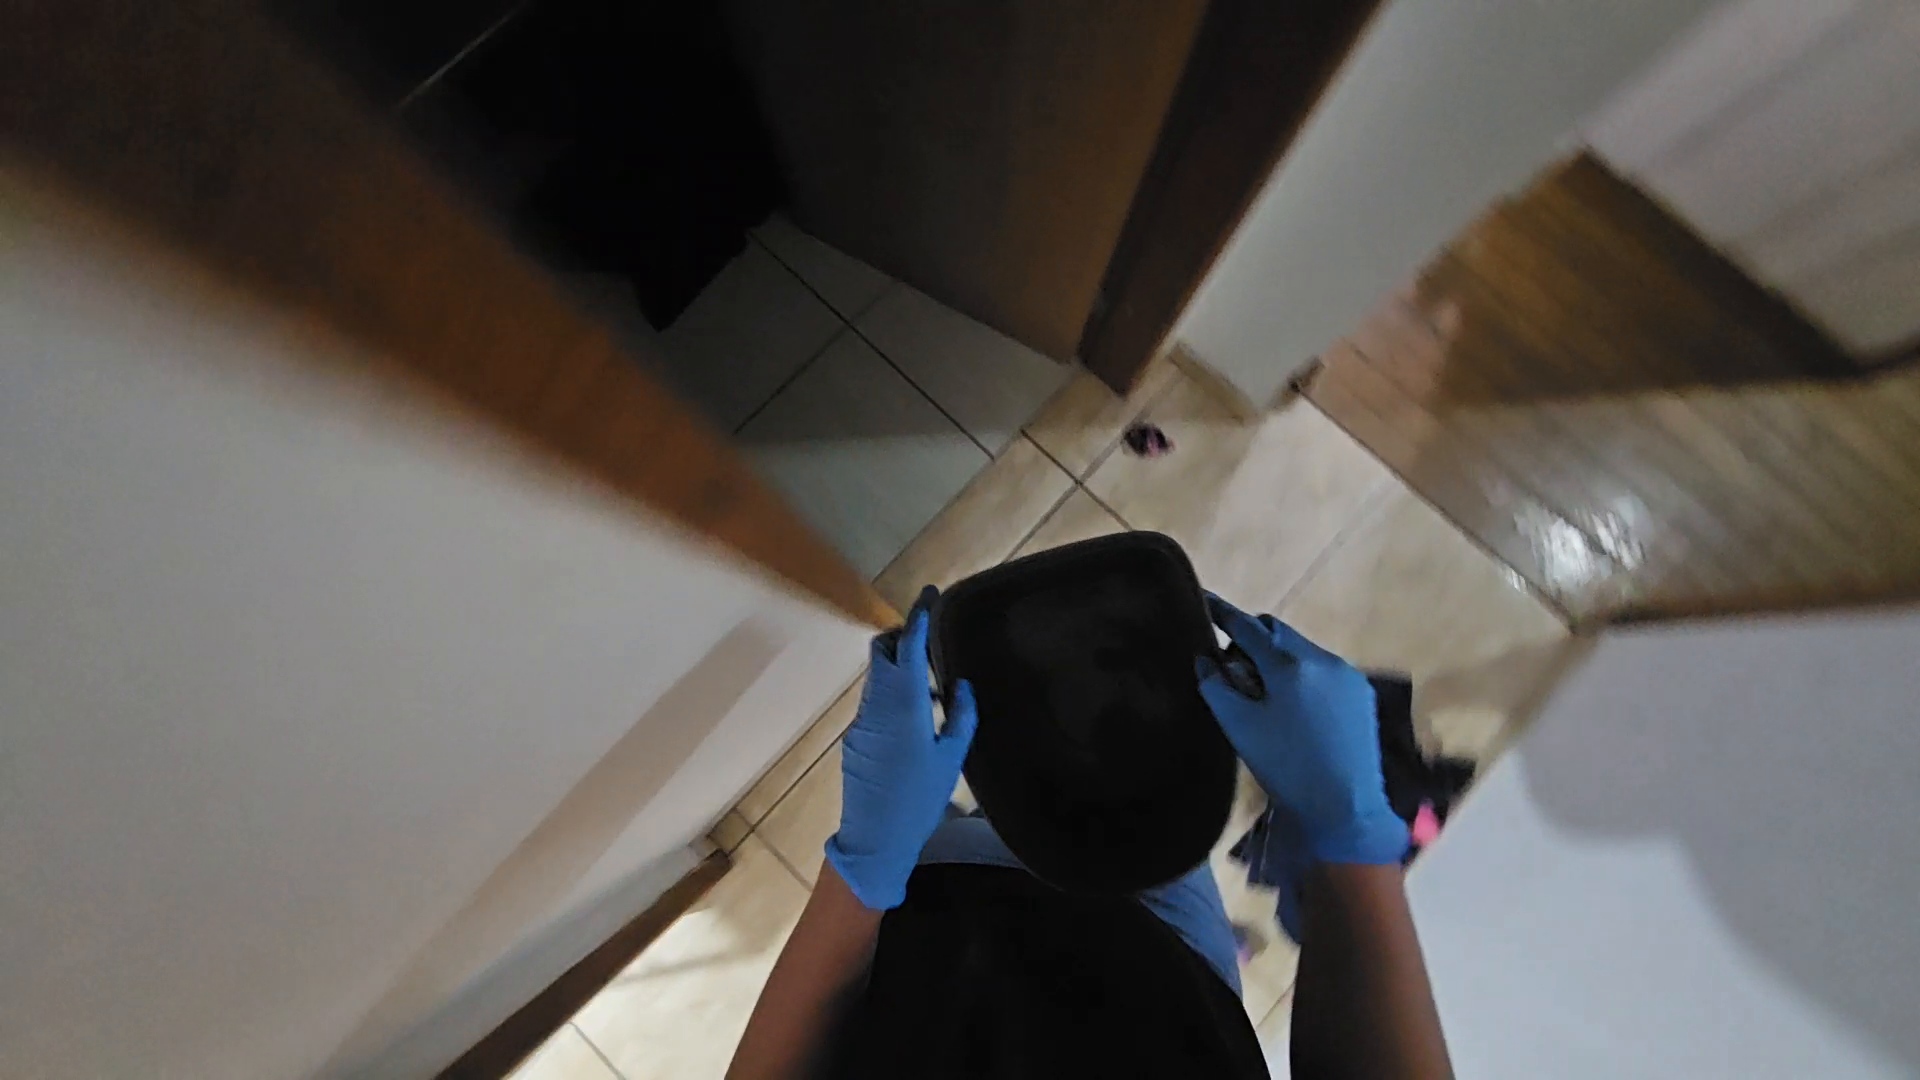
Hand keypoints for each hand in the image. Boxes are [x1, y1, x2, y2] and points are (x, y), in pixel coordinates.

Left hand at [825, 587, 978, 909]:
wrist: (874, 837)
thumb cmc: (920, 797)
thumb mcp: (951, 757)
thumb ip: (960, 716)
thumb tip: (961, 685)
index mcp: (905, 703)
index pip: (908, 644)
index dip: (918, 615)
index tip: (930, 595)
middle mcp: (877, 702)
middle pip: (881, 651)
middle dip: (900, 636)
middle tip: (926, 640)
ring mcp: (861, 719)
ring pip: (876, 676)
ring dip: (897, 667)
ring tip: (927, 686)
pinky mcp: (854, 736)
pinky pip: (873, 700)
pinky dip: (890, 693)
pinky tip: (912, 718)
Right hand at [1195, 595, 1406, 865]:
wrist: (1345, 808)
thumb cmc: (1285, 765)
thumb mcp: (1238, 726)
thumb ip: (1215, 685)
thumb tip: (1205, 658)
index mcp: (1288, 665)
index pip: (1247, 627)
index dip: (1222, 613)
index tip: (1206, 599)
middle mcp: (1321, 659)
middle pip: (1276, 630)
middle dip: (1251, 636)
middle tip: (1233, 665)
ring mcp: (1346, 674)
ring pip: (1299, 647)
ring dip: (1277, 655)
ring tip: (1265, 691)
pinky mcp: (1360, 692)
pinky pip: (1321, 666)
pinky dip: (1300, 672)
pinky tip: (1295, 705)